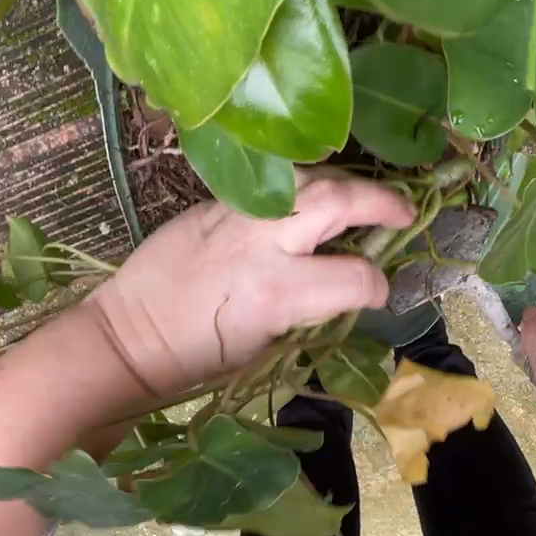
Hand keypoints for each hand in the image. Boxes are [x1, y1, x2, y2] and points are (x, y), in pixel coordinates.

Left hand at [85, 174, 413, 396]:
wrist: (131, 336)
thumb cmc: (199, 357)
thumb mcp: (266, 344)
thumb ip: (310, 309)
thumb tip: (346, 288)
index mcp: (275, 293)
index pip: (355, 277)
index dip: (377, 288)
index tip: (379, 294)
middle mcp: (261, 242)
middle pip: (338, 200)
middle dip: (382, 202)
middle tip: (404, 213)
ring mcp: (238, 215)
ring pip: (308, 178)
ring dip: (346, 185)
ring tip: (364, 200)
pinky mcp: (216, 203)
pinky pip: (276, 183)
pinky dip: (306, 188)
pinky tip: (315, 201)